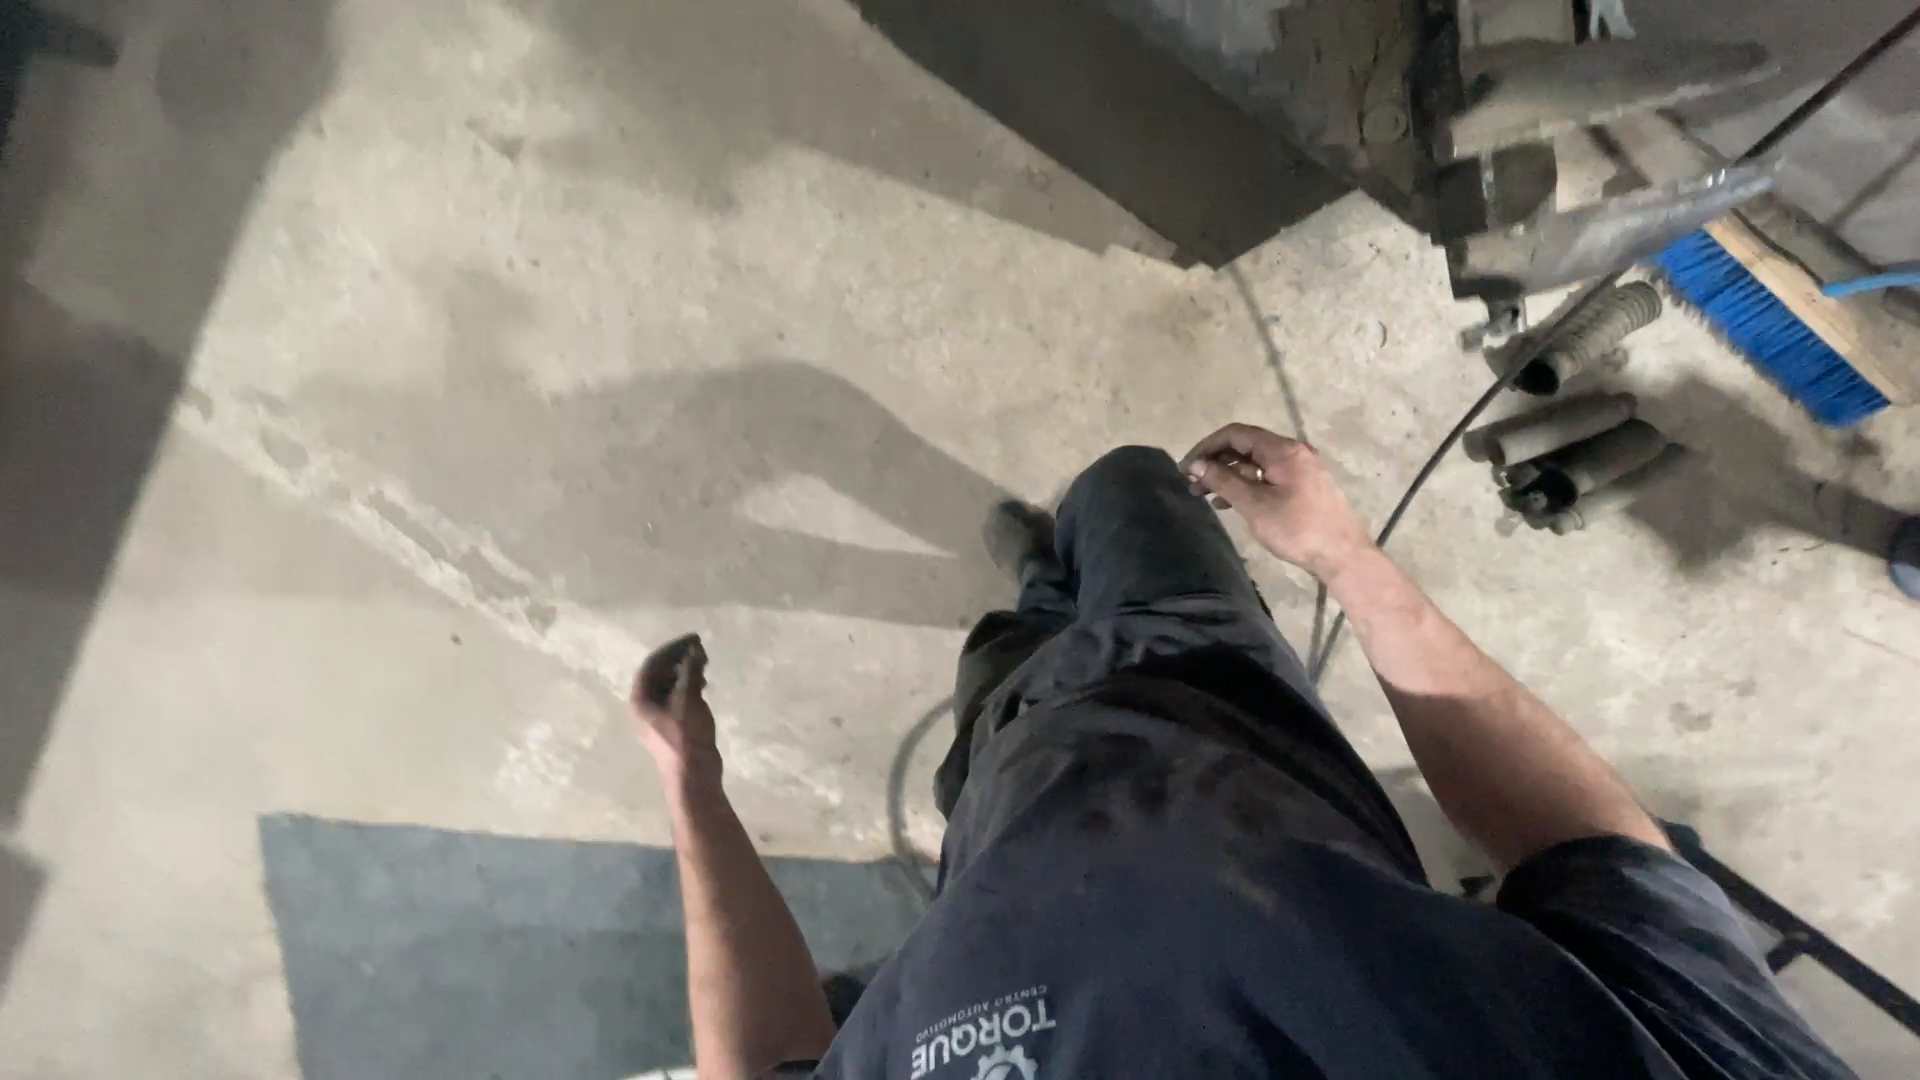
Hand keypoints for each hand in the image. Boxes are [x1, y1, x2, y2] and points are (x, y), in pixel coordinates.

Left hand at [630, 633, 721, 780]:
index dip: (673, 648)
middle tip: (700, 649)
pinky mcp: (672, 725)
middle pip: (659, 674)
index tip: (694, 639)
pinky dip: (689, 686)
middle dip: (679, 658)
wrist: (693, 775)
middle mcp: (644, 708)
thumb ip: (690, 672)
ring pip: (669, 685)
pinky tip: (703, 685)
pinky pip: (677, 697)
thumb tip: (694, 650)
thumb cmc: (686, 736)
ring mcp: (658, 718)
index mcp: (640, 701)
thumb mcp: (688, 699)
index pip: (652, 664)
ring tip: (704, 665)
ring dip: (685, 671)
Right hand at [1180, 424, 1375, 579]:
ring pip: (1254, 463)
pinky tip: (1229, 503)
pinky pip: (1266, 476)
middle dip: (1215, 462)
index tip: (1186, 468)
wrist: (1342, 555)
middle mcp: (1293, 452)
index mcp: (1283, 450)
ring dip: (1227, 475)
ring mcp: (1300, 469)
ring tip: (1204, 495)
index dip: (1206, 447)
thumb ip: (1222, 481)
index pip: (1236, 434)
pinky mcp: (1302, 485)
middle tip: (1191, 484)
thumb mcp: (1254, 505)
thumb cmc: (1296, 528)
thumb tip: (1194, 465)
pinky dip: (1245, 485)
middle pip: (1245, 447)